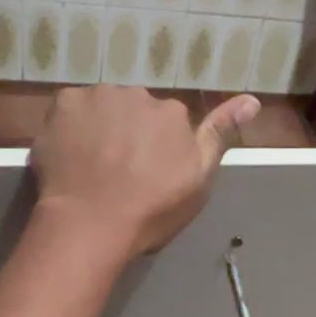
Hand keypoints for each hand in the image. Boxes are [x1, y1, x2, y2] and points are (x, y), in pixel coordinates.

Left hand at [31, 86, 259, 257]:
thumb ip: (220, 137)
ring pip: (102, 108)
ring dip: (100, 129)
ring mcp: (98, 96)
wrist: (90, 223)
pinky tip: (70, 157)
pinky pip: (70, 110)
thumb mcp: (197, 182)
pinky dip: (71, 128)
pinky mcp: (62, 104)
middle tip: (118, 175)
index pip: (168, 124)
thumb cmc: (150, 212)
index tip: (148, 178)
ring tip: (91, 168)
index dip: (158, 151)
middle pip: (134, 112)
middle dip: (129, 135)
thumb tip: (253, 100)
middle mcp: (137, 94)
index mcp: (172, 114)